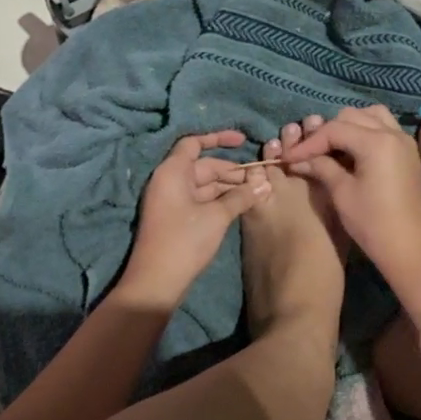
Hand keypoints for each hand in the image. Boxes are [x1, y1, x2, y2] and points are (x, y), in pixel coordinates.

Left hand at [121, 130, 272, 301]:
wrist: (157, 281)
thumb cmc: (184, 241)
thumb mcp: (217, 216)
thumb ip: (240, 197)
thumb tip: (263, 184)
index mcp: (172, 172)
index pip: (194, 143)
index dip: (218, 138)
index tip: (243, 141)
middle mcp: (169, 181)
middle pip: (203, 166)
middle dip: (231, 170)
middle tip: (260, 177)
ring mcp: (172, 200)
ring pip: (204, 185)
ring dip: (228, 187)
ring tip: (256, 191)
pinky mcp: (176, 218)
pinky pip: (201, 200)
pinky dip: (220, 199)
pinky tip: (241, 204)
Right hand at [277, 105, 420, 280]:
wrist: (412, 250)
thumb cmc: (374, 223)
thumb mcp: (342, 193)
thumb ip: (321, 167)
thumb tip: (299, 159)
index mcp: (377, 142)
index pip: (334, 129)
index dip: (309, 143)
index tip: (289, 158)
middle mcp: (394, 133)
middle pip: (352, 116)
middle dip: (328, 132)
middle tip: (310, 154)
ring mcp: (405, 142)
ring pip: (371, 117)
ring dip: (349, 128)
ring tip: (332, 150)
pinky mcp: (409, 153)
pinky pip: (384, 129)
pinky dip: (365, 133)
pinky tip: (351, 154)